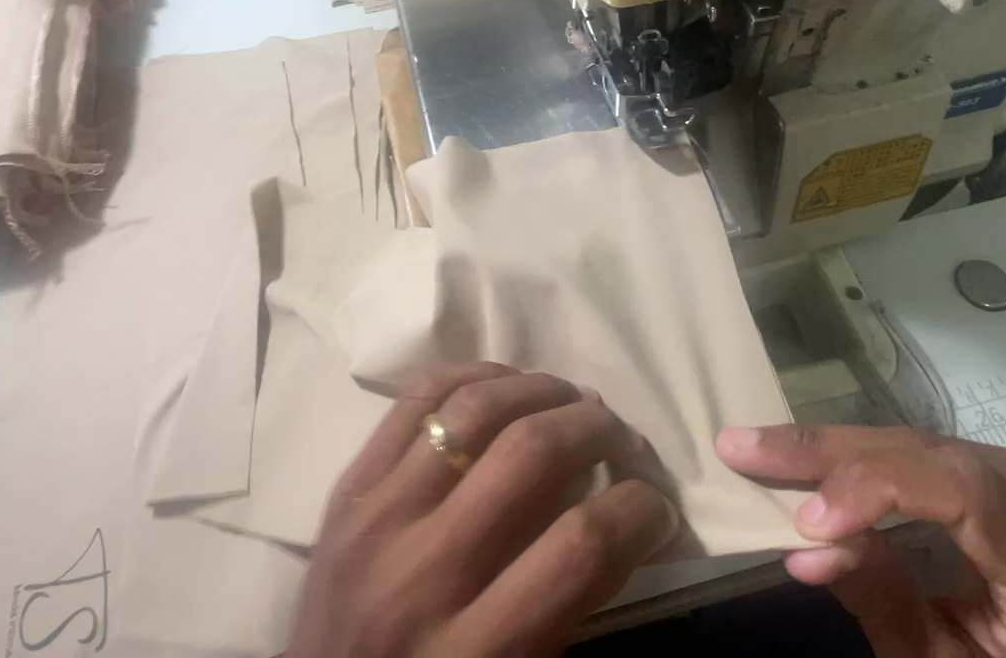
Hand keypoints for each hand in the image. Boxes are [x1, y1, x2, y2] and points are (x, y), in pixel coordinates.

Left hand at [287, 363, 678, 657]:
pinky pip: (416, 399)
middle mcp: (423, 573)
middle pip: (530, 456)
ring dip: (540, 390)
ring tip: (572, 400)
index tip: (656, 505)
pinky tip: (506, 382)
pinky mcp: (348, 484)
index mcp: (475, 652)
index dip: (639, 511)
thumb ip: (568, 606)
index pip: (580, 547)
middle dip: (597, 431)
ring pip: (474, 410)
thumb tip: (625, 516)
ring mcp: (377, 516)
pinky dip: (472, 374)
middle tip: (621, 438)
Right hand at [716, 425, 1005, 657]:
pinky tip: (814, 460)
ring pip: (921, 445)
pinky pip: (928, 456)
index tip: (804, 519)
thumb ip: (882, 602)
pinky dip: (864, 460)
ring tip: (762, 450)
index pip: (968, 493)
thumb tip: (801, 548)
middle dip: (831, 454)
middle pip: (934, 456)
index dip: (877, 486)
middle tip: (743, 449)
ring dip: (836, 450)